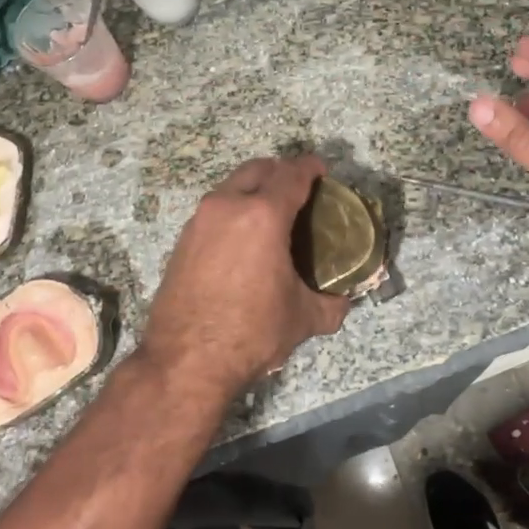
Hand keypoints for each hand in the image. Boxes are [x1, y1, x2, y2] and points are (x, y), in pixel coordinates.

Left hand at [141, 155, 350, 395]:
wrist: (186, 360)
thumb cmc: (251, 332)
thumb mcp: (303, 318)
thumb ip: (331, 303)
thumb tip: (345, 299)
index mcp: (262, 215)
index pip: (292, 175)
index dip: (311, 168)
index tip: (322, 171)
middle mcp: (227, 206)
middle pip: (257, 169)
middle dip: (280, 171)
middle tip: (299, 190)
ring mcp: (200, 221)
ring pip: (231, 186)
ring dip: (253, 189)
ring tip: (272, 213)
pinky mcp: (183, 240)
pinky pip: (214, 210)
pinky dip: (233, 211)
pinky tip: (243, 239)